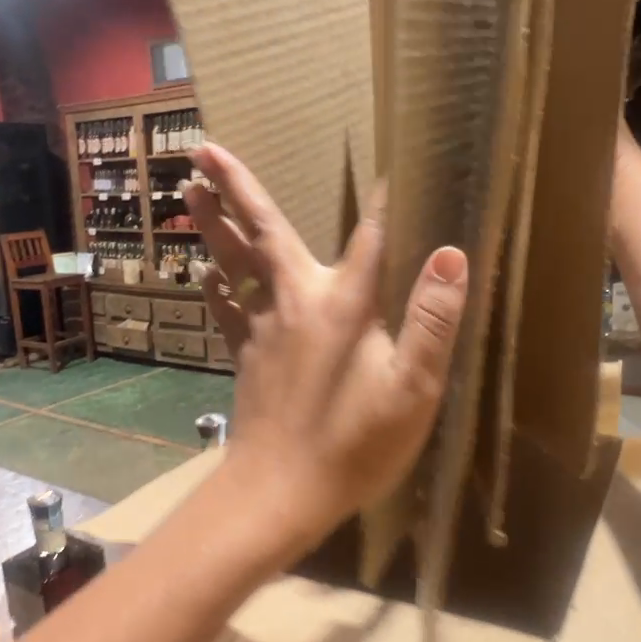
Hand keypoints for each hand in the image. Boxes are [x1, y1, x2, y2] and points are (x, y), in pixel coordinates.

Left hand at [181, 143, 468, 558]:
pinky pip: (225, 308)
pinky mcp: (246, 356)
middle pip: (265, 231)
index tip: (385, 162)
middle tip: (204, 148)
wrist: (279, 494)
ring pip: (232, 262)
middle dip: (238, 186)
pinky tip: (204, 272)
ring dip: (213, 223)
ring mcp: (263, 328)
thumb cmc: (352, 445)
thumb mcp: (412, 390)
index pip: (371, 236)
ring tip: (189, 190)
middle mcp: (295, 302)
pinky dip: (215, 284)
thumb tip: (451, 254)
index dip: (384, 200)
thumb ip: (432, 321)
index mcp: (342, 305)